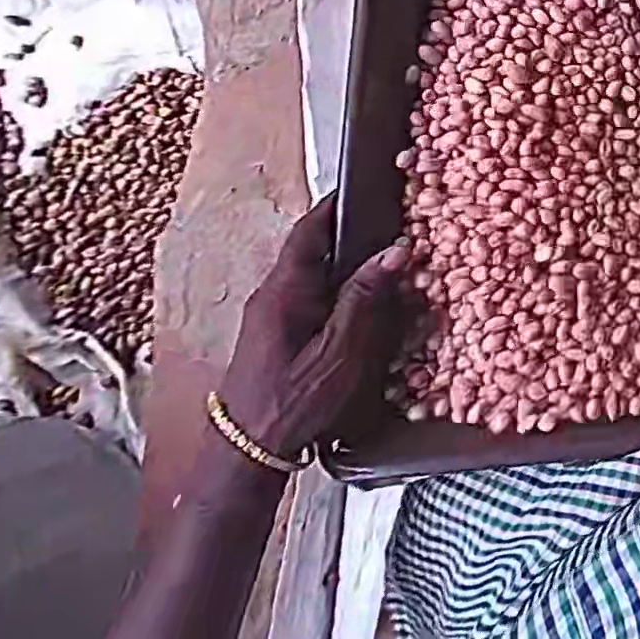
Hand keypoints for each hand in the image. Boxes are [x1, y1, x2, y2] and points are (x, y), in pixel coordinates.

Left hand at [215, 195, 412, 461]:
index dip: (334, 205)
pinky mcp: (280, 330)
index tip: (364, 184)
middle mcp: (274, 295)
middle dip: (350, 229)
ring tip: (387, 249)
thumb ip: (363, 298)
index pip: (309, 232)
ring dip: (347, 257)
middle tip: (391, 216)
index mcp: (284, 291)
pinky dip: (341, 281)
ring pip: (315, 270)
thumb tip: (394, 251)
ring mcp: (274, 313)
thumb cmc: (292, 403)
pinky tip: (367, 293)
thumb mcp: (337, 351)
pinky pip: (315, 291)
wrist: (245, 454)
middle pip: (313, 247)